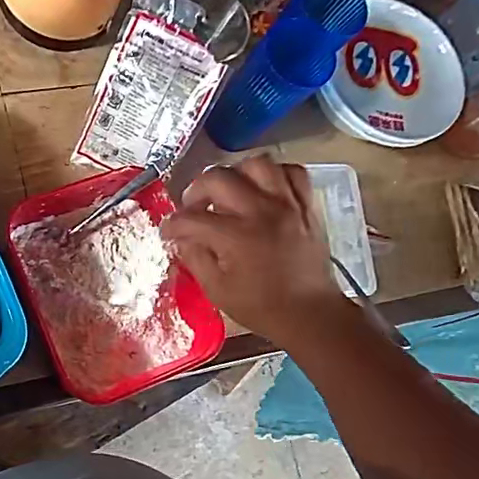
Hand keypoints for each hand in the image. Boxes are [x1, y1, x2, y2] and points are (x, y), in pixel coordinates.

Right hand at [161, 155, 353, 345]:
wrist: (310, 314)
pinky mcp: (306, 205)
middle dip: (196, 191)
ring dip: (234, 174)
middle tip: (193, 208)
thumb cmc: (261, 307)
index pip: (191, 218)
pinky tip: (262, 190)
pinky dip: (273, 175)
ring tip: (228, 192)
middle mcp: (261, 212)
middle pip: (218, 178)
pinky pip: (291, 172)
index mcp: (236, 237)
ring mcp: (288, 204)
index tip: (168, 232)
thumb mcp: (216, 290)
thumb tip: (182, 238)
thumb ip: (194, 258)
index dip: (172, 224)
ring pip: (256, 164)